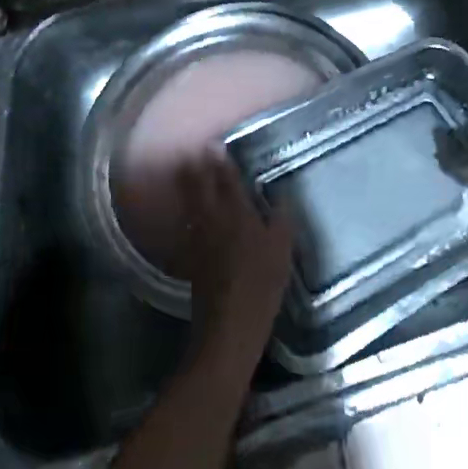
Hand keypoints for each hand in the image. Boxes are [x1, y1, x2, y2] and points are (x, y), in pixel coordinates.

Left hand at [177, 149, 294, 360]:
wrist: (231, 323)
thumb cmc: (263, 283)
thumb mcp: (283, 248)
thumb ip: (281, 218)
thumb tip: (282, 196)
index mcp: (238, 215)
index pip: (228, 182)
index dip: (221, 163)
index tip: (215, 145)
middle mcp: (213, 222)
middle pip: (201, 189)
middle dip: (198, 170)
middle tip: (194, 152)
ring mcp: (198, 241)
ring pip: (190, 205)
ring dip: (187, 186)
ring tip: (184, 172)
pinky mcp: (190, 259)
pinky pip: (186, 226)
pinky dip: (186, 214)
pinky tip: (187, 214)